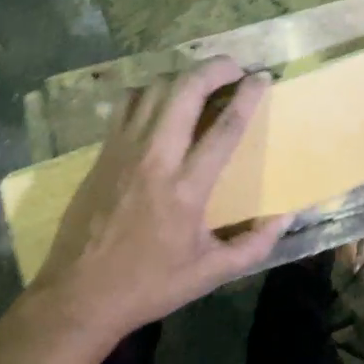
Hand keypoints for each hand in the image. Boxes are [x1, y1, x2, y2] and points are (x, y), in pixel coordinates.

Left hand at [0, 57, 292, 363]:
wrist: (78, 295)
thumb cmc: (148, 284)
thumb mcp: (208, 274)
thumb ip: (252, 246)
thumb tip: (286, 216)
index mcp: (187, 189)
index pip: (225, 127)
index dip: (248, 95)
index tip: (262, 77)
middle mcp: (156, 158)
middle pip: (186, 89)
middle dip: (215, 68)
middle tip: (233, 68)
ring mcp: (125, 149)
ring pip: (156, 88)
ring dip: (183, 75)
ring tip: (201, 81)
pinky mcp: (103, 150)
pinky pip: (128, 102)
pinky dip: (150, 90)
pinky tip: (161, 99)